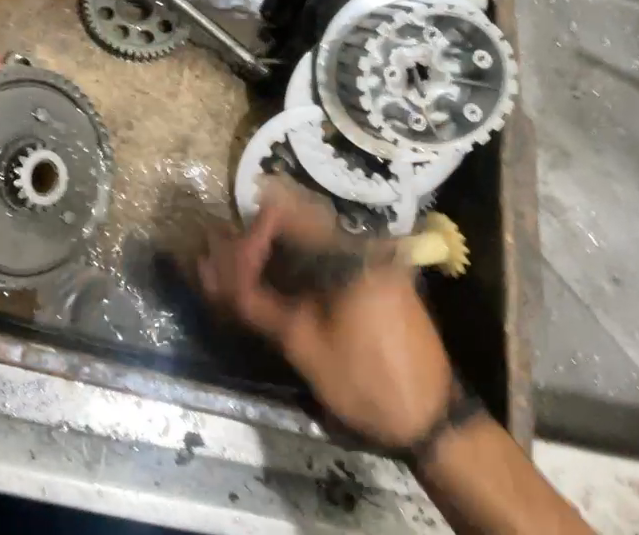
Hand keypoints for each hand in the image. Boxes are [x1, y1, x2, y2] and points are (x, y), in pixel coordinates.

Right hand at [198, 189, 453, 446]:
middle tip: (221, 268)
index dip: (248, 238)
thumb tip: (206, 269)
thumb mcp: (300, 341)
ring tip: (237, 280)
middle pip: (293, 224)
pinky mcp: (375, 277)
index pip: (284, 216)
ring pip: (306, 242)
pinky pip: (324, 259)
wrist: (432, 422)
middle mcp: (364, 244)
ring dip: (269, 259)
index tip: (225, 267)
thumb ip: (251, 299)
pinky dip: (294, 271)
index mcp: (350, 252)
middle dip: (252, 246)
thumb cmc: (365, 380)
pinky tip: (268, 289)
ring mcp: (373, 259)